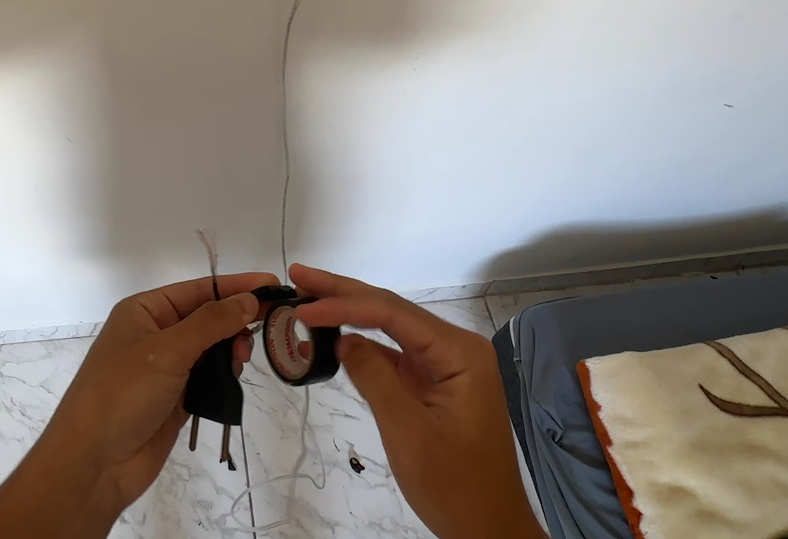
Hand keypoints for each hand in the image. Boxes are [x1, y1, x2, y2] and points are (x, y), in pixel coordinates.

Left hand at [0, 271, 277, 537]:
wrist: (94, 464)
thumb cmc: (122, 394)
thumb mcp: (167, 350)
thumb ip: (210, 323)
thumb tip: (249, 298)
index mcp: (146, 310)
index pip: (199, 289)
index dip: (236, 286)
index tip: (273, 284)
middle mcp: (156, 333)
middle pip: (207, 317)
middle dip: (236, 320)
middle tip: (266, 329)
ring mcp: (166, 368)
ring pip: (211, 348)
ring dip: (231, 349)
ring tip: (243, 359)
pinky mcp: (176, 398)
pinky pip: (209, 377)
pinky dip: (225, 376)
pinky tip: (234, 379)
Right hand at [292, 263, 544, 538]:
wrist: (489, 531)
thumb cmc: (455, 485)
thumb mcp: (408, 432)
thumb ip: (374, 377)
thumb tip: (341, 340)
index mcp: (459, 351)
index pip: (391, 313)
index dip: (343, 305)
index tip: (303, 307)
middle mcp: (454, 346)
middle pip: (389, 309)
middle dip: (341, 292)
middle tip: (298, 275)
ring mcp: (444, 362)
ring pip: (388, 325)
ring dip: (348, 312)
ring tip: (307, 297)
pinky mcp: (433, 380)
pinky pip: (393, 350)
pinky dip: (361, 341)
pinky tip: (333, 334)